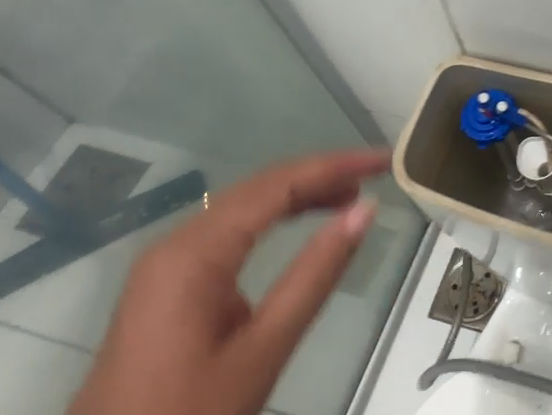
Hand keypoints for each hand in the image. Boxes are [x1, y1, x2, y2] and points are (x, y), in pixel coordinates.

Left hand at [68, 151, 388, 414]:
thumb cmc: (188, 414)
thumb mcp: (263, 350)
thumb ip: (315, 276)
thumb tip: (365, 211)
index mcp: (195, 252)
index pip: (277, 185)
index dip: (334, 166)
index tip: (385, 160)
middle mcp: (176, 243)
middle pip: (259, 188)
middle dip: (320, 174)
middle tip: (378, 174)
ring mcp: (167, 263)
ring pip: (243, 207)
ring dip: (299, 194)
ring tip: (352, 196)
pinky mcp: (167, 285)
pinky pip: (228, 231)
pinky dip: (272, 218)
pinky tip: (301, 222)